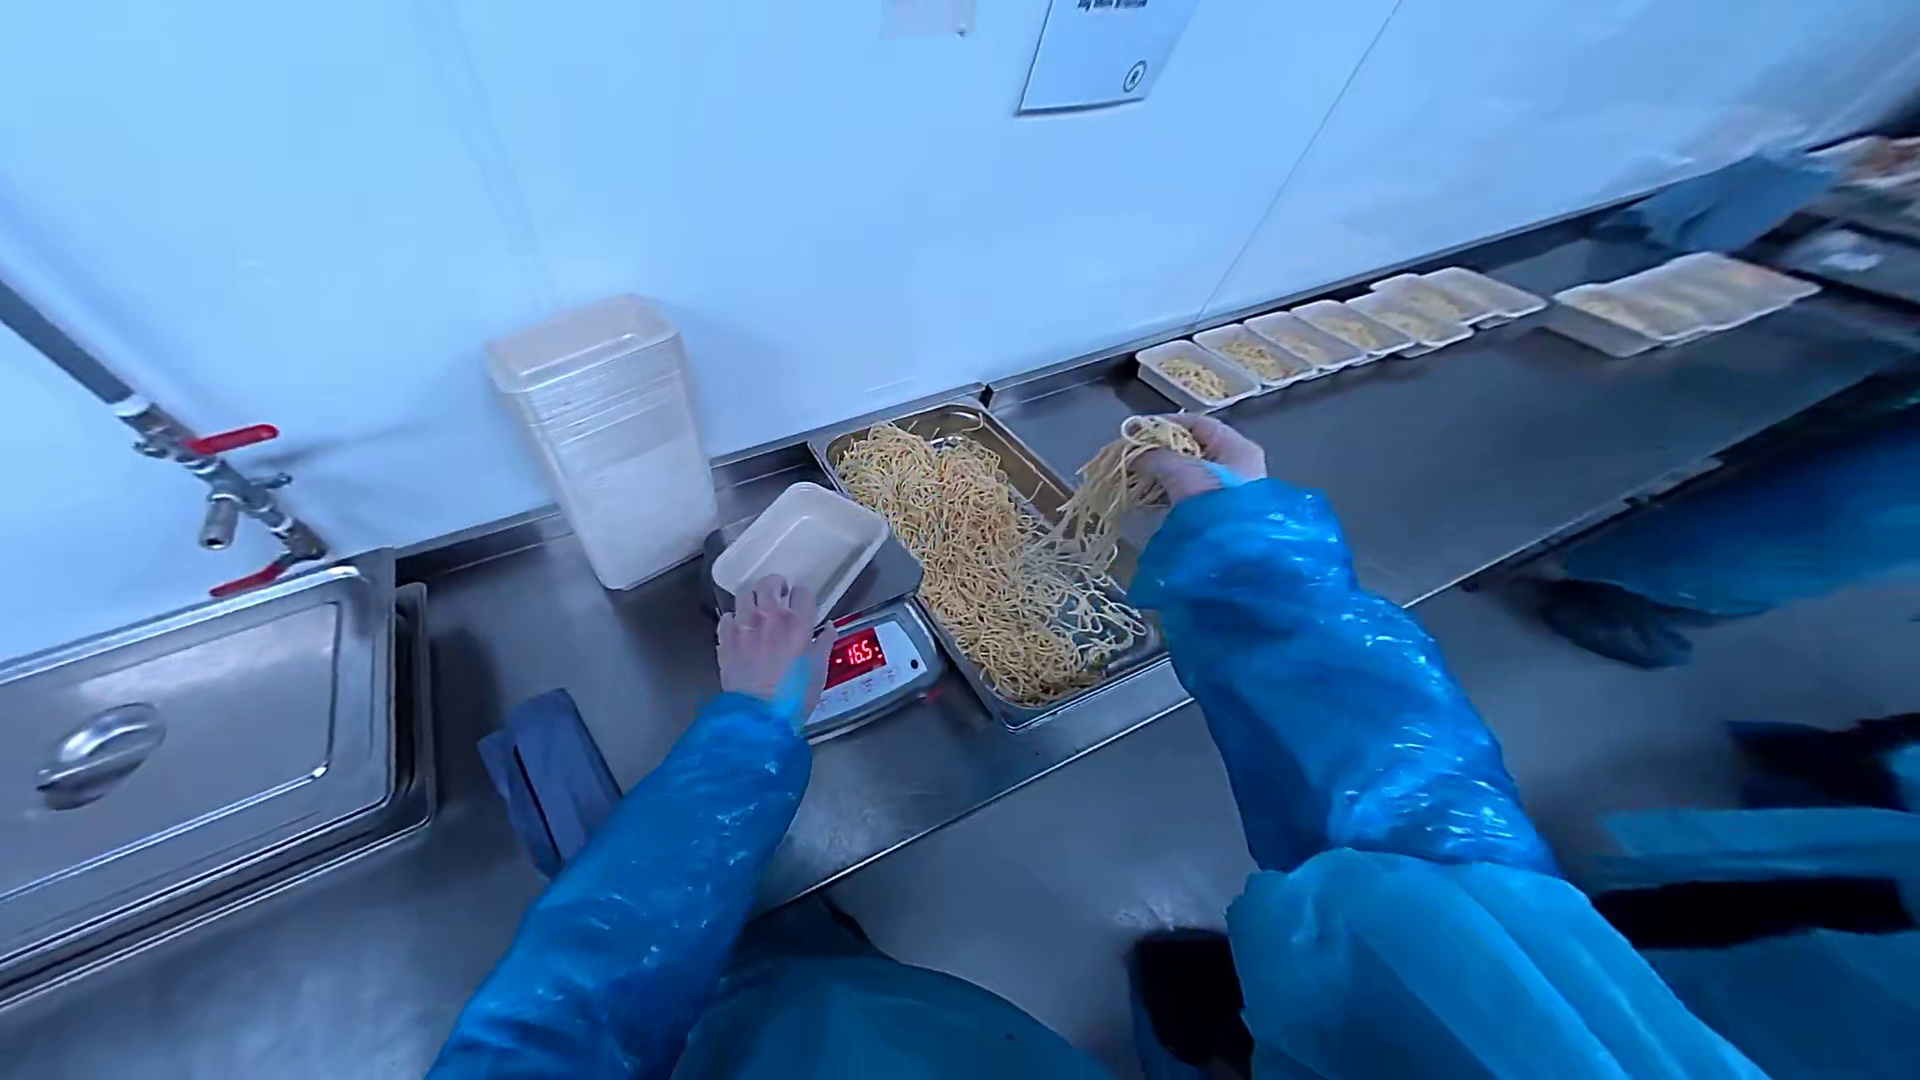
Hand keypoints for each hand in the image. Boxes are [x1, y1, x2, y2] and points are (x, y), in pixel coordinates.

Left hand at [718, 574, 833, 724]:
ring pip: (746, 594)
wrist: (759, 716)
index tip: (803, 603)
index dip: (804, 596)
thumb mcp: (819, 669)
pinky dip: (734, 618)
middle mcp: (770, 617)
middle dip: (777, 585)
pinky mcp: (726, 639)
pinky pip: (727, 617)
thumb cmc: (794, 696)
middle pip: (771, 583)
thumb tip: (828, 629)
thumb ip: (823, 643)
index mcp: (799, 623)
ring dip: (754, 596)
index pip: (803, 592)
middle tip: (780, 593)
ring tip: (758, 606)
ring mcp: (745, 626)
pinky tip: (740, 627)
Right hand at [1134, 414, 1266, 502]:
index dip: (1166, 423)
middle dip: (1160, 450)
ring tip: (1136, 476)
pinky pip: (1188, 495)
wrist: (1232, 550)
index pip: (1199, 423)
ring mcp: (1228, 491)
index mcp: (1237, 448)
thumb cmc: (1212, 501)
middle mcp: (1237, 466)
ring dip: (1161, 473)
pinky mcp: (1216, 514)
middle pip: (1193, 448)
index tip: (1138, 429)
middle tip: (1133, 455)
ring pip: (1189, 473)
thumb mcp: (1181, 471)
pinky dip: (1168, 492)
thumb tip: (1135, 456)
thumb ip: (1156, 457)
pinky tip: (1147, 498)